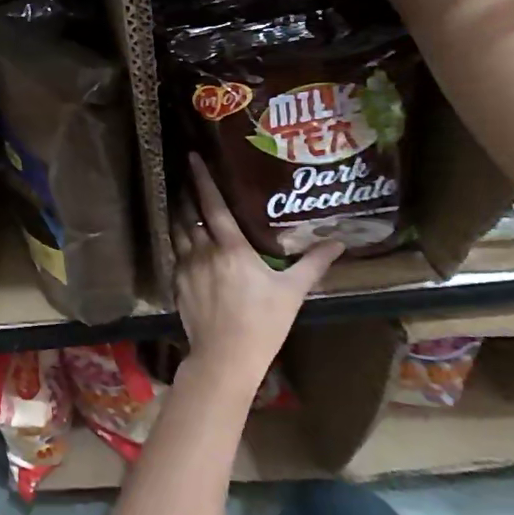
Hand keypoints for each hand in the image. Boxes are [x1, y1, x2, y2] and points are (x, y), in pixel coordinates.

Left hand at [170, 152, 343, 388]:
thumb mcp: (292, 292)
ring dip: (180, 216)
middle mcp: (202, 251)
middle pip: (188, 214)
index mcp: (230, 248)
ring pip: (177, 232)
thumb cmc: (263, 323)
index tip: (192, 159)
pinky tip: (185, 241)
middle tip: (187, 177)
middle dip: (187, 194)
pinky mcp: (177, 283)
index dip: (202, 180)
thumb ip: (313, 264)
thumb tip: (338, 243)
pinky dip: (179, 241)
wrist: (225, 355)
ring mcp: (186, 267)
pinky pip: (175, 253)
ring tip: (183, 203)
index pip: (212, 204)